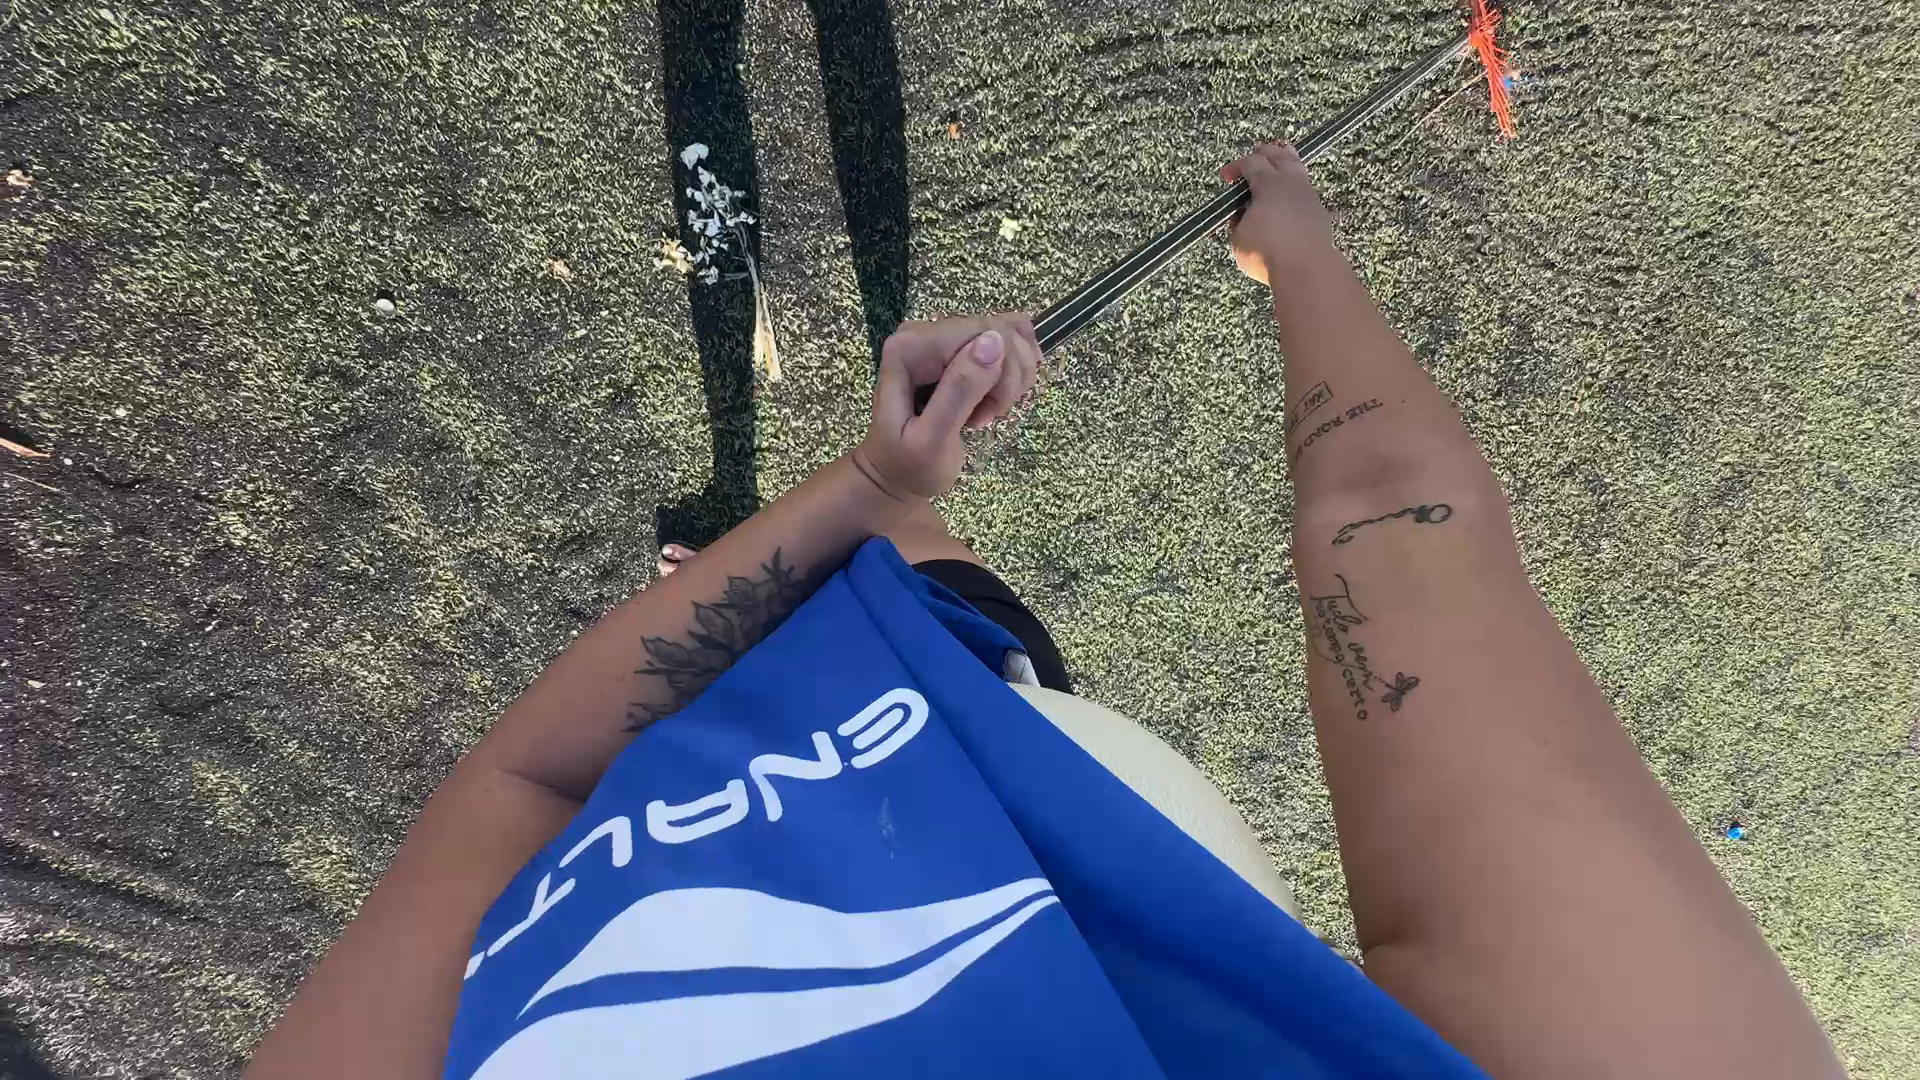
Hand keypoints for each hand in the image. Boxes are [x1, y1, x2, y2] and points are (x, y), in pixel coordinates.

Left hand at [852, 313, 1040, 500]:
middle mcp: (922, 332)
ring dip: (1009, 381)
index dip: (1001, 372)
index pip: (982, 331)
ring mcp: (939, 338)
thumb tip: (994, 341)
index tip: (987, 415)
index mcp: (909, 348)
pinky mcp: (955, 348)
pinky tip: (995, 397)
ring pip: (1006, 337)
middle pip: (997, 331)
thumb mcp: (933, 439)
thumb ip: (960, 390)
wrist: (894, 477)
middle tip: (986, 417)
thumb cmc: (910, 466)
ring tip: (984, 412)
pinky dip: (1010, 373)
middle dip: (1007, 379)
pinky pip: (1003, 342)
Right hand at [1220, 142, 1335, 285]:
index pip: (1251, 163)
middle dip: (1264, 153)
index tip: (1226, 175)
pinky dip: (1296, 180)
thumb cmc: (1267, 253)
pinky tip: (1292, 186)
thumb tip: (1241, 215)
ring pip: (1297, 167)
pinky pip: (1305, 186)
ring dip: (1286, 159)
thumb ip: (1238, 222)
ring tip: (1282, 154)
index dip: (1236, 166)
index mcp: (1268, 185)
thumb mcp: (1239, 239)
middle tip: (1256, 152)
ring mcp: (1307, 195)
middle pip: (1278, 156)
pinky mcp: (1317, 210)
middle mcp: (1291, 183)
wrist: (1305, 267)